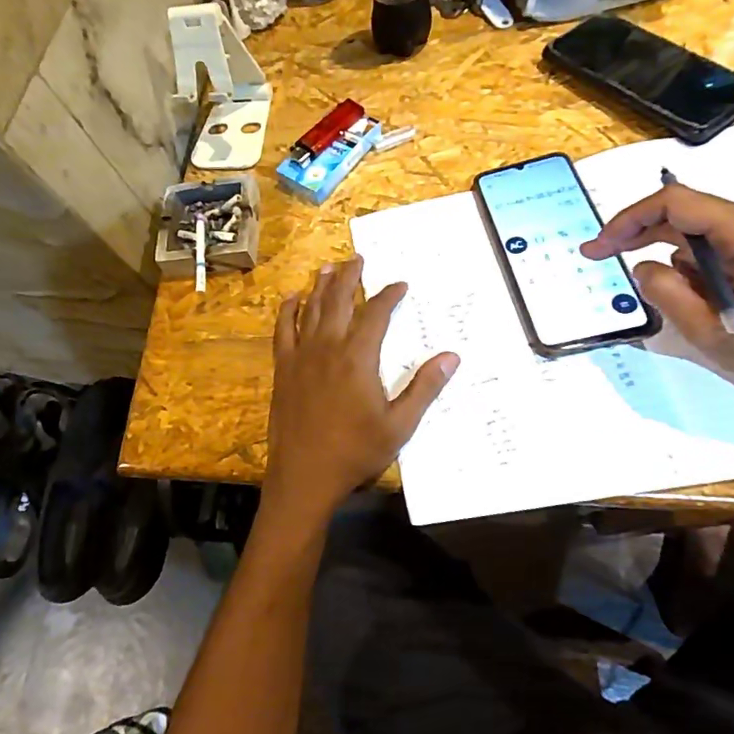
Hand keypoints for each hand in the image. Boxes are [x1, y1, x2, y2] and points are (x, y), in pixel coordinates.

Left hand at [264, 257, 458, 520]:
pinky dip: (288, 311)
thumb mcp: (399, 425)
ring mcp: (301, 356)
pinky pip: (283, 330)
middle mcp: (328, 347)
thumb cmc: (355, 452)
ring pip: (310, 309)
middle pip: (338, 300)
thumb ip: (424, 388)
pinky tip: (292, 299)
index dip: (389, 295)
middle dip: (350, 277)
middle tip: (358, 259)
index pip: (376, 314)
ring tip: (329, 266)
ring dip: (320, 286)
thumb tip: (451, 357)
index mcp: (358, 358)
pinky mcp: (283, 369)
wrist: (304, 475)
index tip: (400, 284)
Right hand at [580, 184, 733, 402]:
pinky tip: (708, 299)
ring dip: (678, 259)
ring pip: (704, 231)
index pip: (676, 203)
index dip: (629, 218)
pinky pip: (725, 242)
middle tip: (604, 257)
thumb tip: (644, 266)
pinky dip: (701, 265)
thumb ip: (666, 293)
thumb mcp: (712, 332)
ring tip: (687, 305)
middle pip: (688, 212)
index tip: (601, 246)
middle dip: (642, 235)